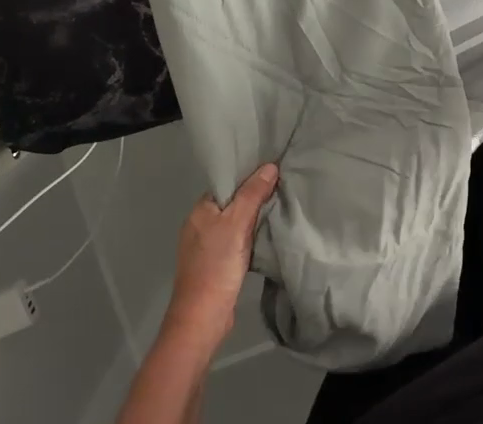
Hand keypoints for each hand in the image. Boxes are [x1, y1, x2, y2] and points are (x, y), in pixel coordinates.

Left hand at [163, 162, 278, 345]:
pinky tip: (266, 236)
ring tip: (280, 209)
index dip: (248, 177)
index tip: (273, 172)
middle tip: (282, 189)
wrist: (203, 317)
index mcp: (200, 210)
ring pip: (234, 223)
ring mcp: (205, 247)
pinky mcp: (214, 265)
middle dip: (254, 197)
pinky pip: (235, 241)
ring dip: (253, 219)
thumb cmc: (217, 265)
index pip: (226, 184)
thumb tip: (270, 166)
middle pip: (231, 203)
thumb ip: (252, 194)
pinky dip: (249, 237)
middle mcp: (199, 225)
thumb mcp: (237, 224)